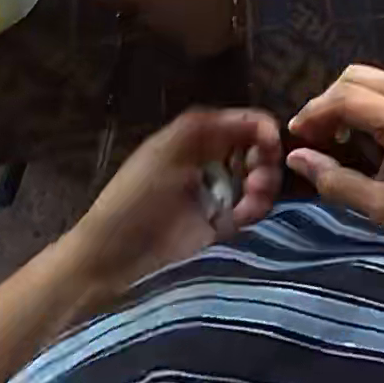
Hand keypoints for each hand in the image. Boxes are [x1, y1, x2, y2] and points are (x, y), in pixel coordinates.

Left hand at [63, 107, 281, 298]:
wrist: (111, 261)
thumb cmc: (133, 200)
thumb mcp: (166, 152)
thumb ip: (208, 128)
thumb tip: (259, 121)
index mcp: (198, 136)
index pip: (244, 122)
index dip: (263, 129)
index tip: (273, 144)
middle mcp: (213, 159)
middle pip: (259, 149)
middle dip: (266, 160)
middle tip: (258, 180)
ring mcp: (219, 192)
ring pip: (260, 179)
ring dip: (263, 187)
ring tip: (250, 202)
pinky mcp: (222, 223)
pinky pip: (253, 209)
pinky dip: (256, 210)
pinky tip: (243, 218)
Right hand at [286, 65, 383, 270]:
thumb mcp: (383, 208)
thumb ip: (335, 181)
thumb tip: (294, 158)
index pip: (345, 99)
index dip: (313, 113)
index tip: (295, 136)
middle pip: (355, 77)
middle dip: (326, 102)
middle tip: (311, 135)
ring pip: (370, 77)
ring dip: (344, 99)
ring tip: (331, 134)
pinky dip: (364, 101)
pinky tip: (359, 131)